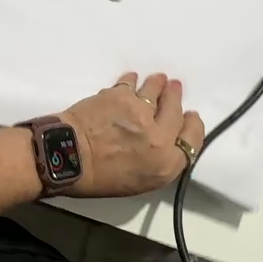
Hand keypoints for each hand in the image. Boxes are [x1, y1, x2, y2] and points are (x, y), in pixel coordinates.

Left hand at [55, 72, 204, 198]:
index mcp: (167, 164)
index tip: (189, 115)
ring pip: (156, 90)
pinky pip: (131, 82)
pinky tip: (132, 79)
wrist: (69, 157)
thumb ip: (157, 161)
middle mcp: (160, 136)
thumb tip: (161, 142)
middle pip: (176, 109)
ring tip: (158, 79)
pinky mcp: (121, 94)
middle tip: (174, 87)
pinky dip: (132, 80)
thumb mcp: (140, 182)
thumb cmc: (100, 178)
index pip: (193, 138)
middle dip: (175, 96)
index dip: (192, 124)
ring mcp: (141, 111)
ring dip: (157, 84)